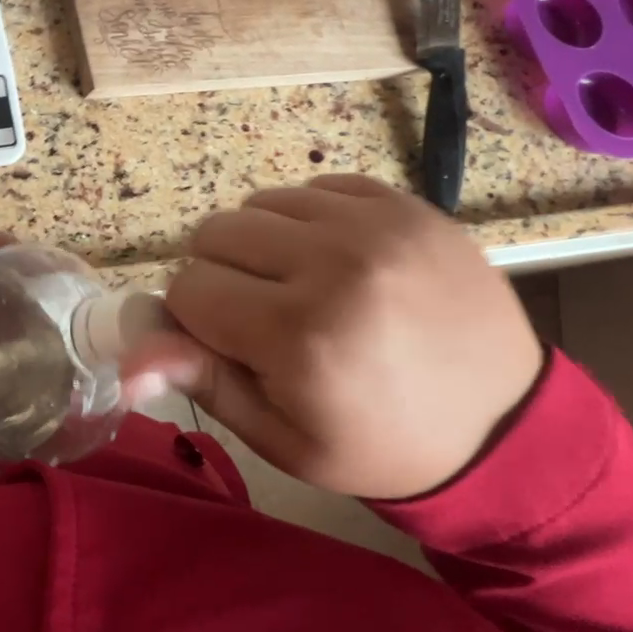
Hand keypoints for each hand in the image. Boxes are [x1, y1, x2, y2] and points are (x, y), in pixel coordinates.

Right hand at [156, 175, 543, 500]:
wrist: (508, 429)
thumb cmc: (378, 443)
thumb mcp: (281, 437)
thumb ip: (201, 383)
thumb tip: (124, 364)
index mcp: (300, 333)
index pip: (186, 289)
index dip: (196, 320)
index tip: (231, 345)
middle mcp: (334, 264)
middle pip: (212, 234)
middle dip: (220, 275)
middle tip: (262, 315)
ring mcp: (376, 225)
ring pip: (257, 205)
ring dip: (261, 244)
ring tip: (300, 285)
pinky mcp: (407, 205)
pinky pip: (313, 188)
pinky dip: (306, 220)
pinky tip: (335, 260)